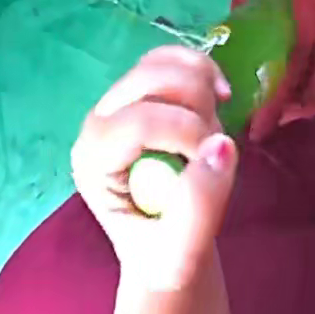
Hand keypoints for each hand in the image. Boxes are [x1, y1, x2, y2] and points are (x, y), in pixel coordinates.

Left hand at [72, 46, 237, 291]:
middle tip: (215, 142)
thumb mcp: (184, 253)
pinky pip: (171, 56)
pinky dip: (201, 67)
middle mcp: (98, 121)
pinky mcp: (141, 89)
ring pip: (163, 62)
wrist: (165, 248)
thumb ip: (201, 205)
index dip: (185, 130)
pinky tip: (217, 94)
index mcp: (93, 160)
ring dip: (202, 85)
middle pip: (150, 79)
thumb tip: (221, 146)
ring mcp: (118, 100)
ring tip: (214, 125)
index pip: (140, 121)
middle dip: (196, 104)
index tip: (215, 156)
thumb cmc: (165, 256)